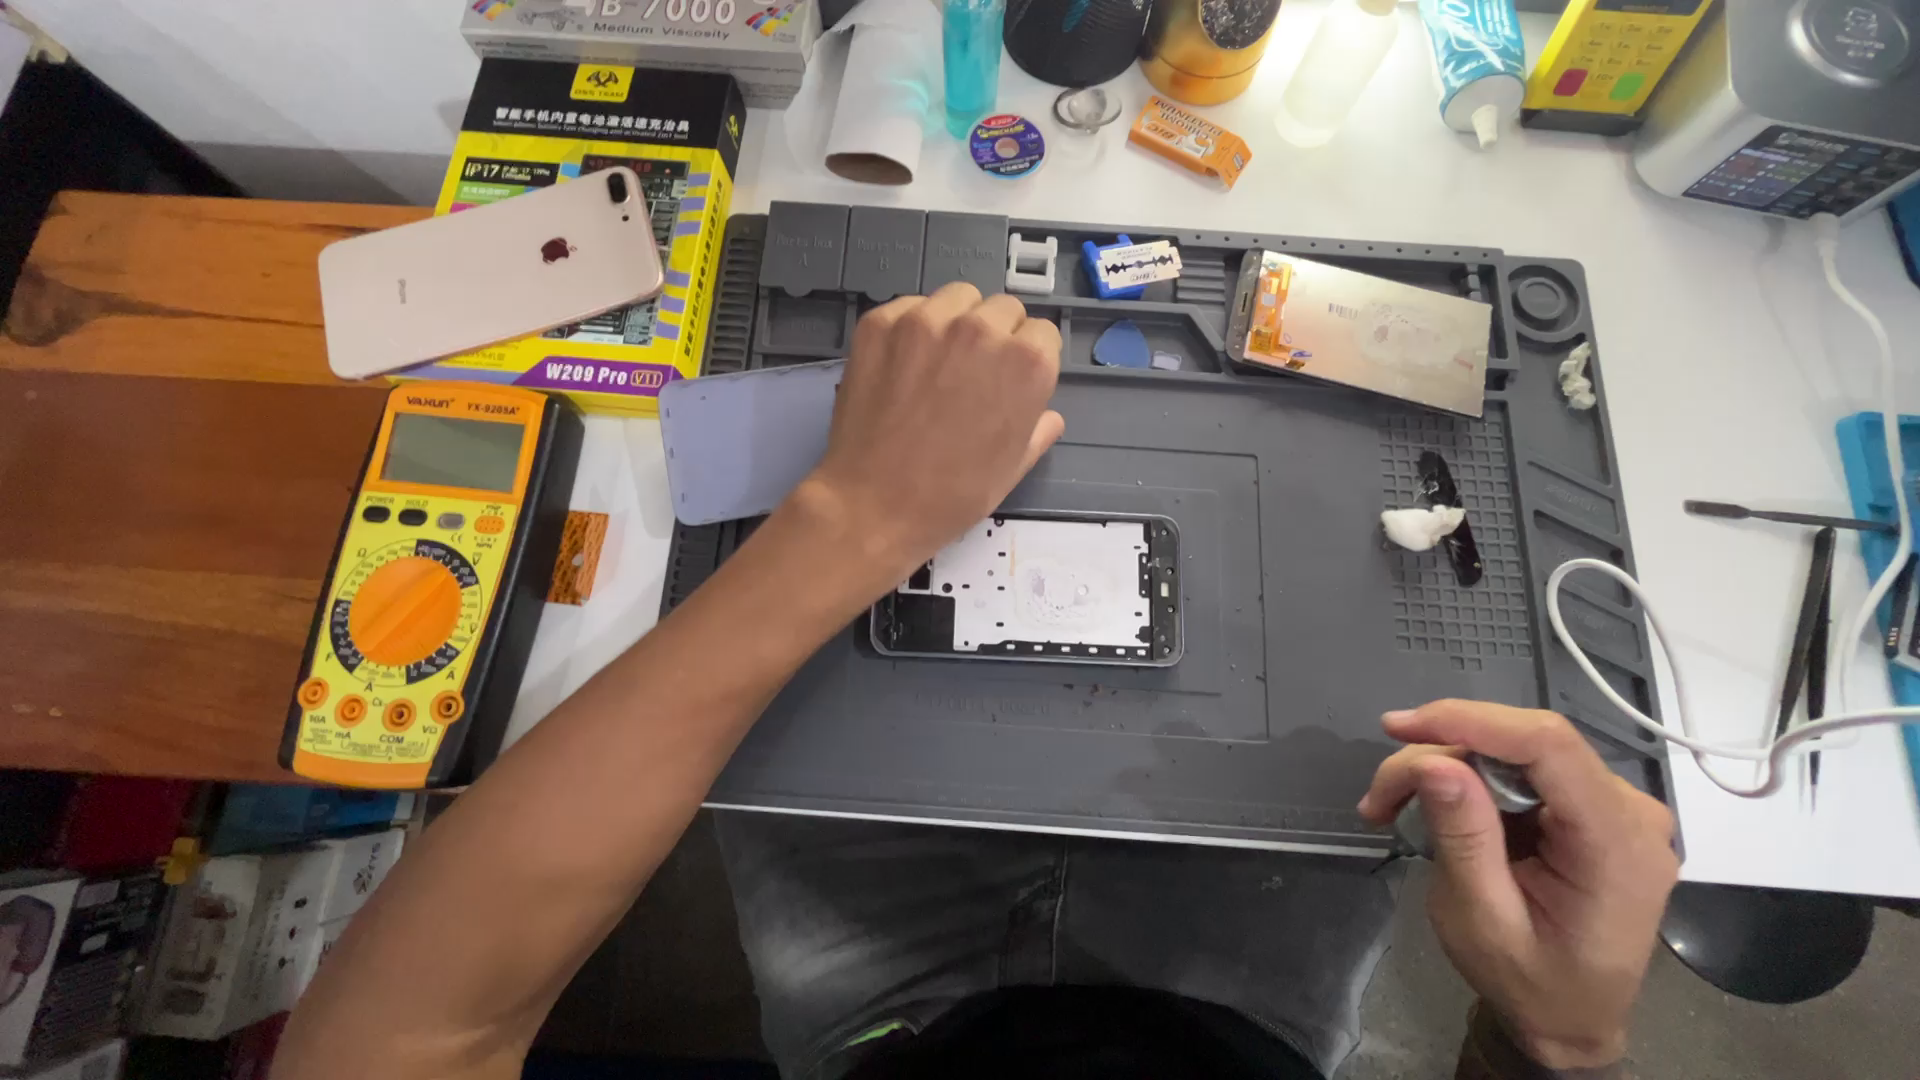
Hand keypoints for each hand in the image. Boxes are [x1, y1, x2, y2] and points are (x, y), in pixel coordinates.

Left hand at [794, 282, 1064, 580]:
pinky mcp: (880, 322)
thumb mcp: (1012, 469)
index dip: (1027, 359)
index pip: (1041, 334)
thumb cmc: (950, 496)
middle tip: (972, 375)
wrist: (873, 504)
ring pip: (958, 298)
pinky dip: (912, 328)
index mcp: (1027, 364)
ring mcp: (926, 321)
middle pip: (1003, 309)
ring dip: (956, 321)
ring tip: (938, 361)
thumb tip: (1046, 414)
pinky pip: (910, 306)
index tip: (1008, 382)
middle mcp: (982, 329)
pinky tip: (903, 365)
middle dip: (995, 336)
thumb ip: (1037, 429)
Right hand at [1358, 700, 1678, 1069]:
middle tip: (1378, 797)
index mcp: (1618, 845)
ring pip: (1506, 749)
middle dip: (1435, 754)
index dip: (1470, 721)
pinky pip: (1512, 766)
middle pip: (1518, 743)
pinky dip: (1459, 778)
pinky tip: (1426, 803)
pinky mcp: (1584, 805)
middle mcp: (1628, 811)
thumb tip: (1433, 762)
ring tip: (1389, 807)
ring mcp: (1610, 805)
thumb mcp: (1483, 918)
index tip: (1398, 728)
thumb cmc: (1530, 982)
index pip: (1549, 746)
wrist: (1569, 1019)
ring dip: (1438, 768)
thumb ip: (1464, 837)